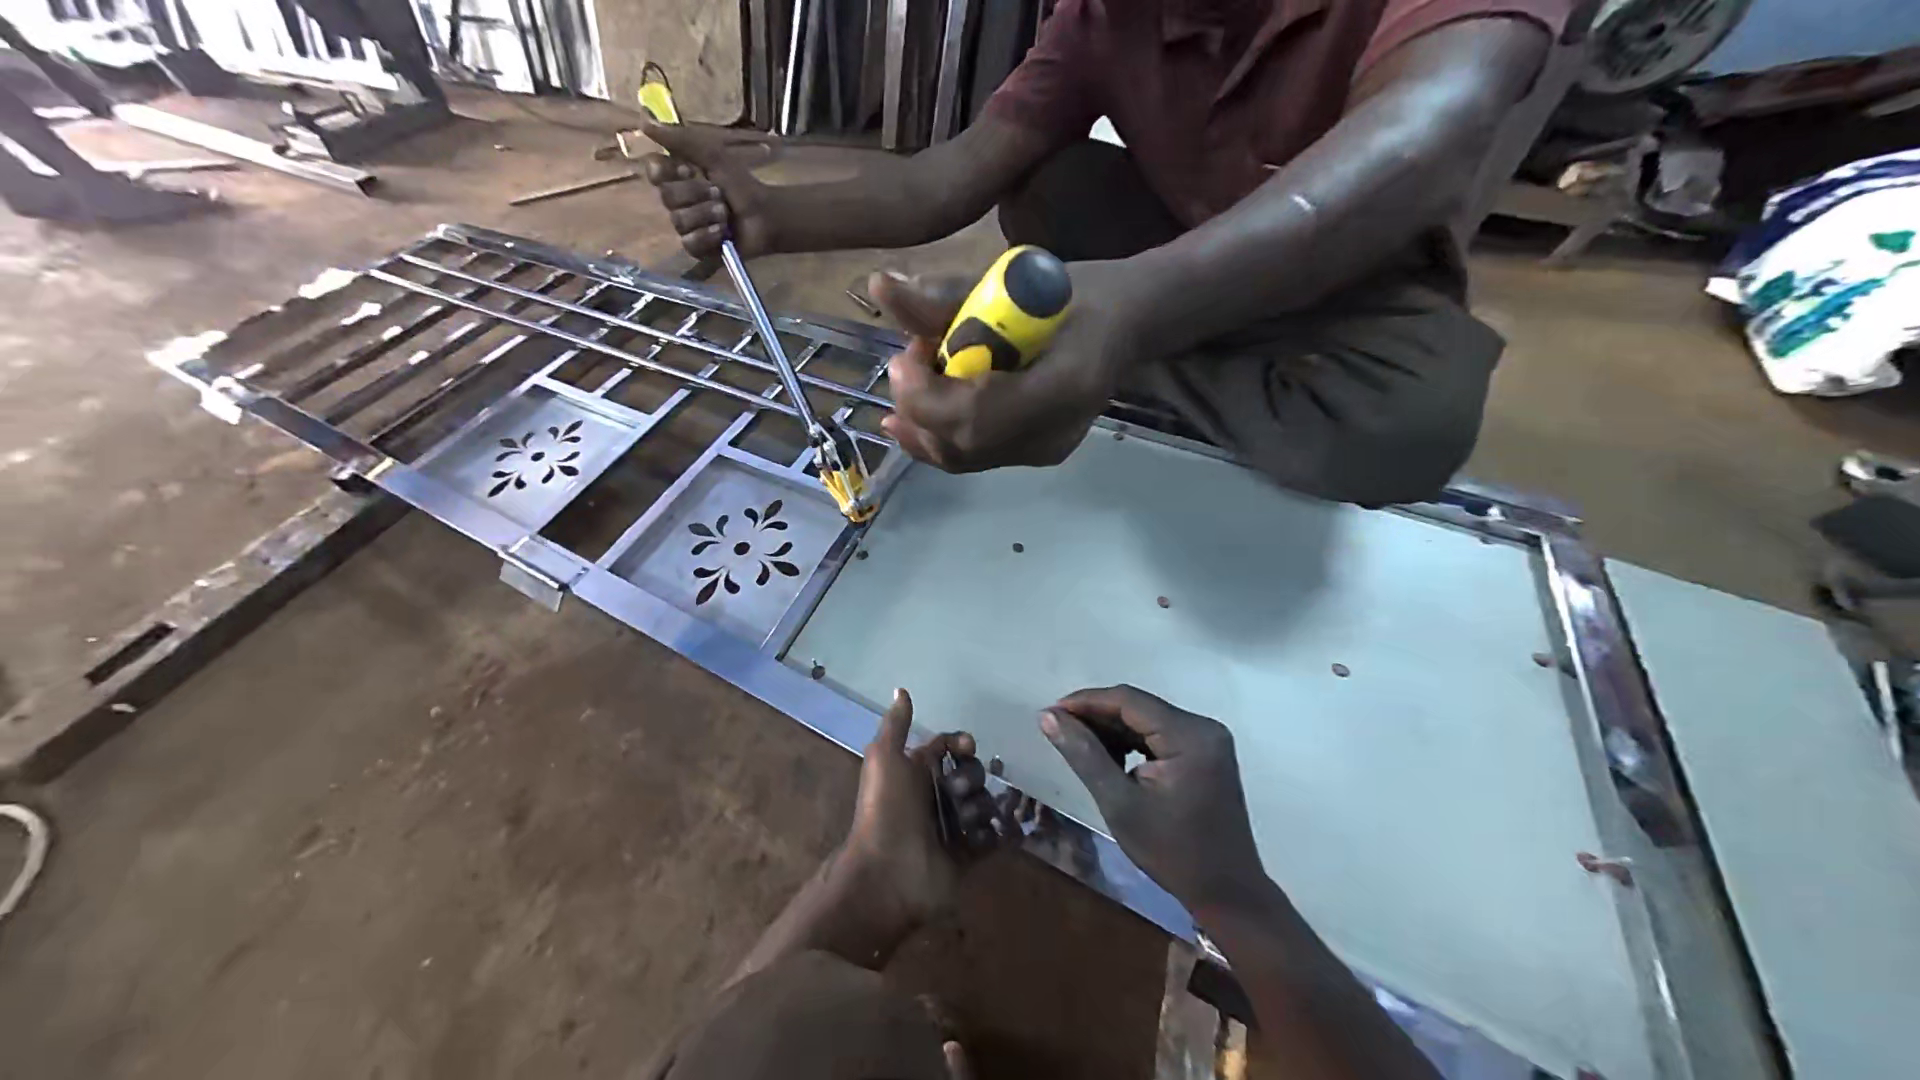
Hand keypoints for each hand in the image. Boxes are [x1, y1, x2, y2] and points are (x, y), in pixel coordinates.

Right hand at [638, 119, 780, 257]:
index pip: (654, 171)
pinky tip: (723, 232)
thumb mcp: (714, 156)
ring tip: (726, 213)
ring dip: (706, 214)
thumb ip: (680, 140)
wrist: (765, 215)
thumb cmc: (741, 185)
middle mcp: (677, 201)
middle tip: (719, 194)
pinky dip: (708, 236)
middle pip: (667, 197)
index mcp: (677, 177)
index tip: (690, 170)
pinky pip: (689, 243)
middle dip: (697, 194)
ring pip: (678, 221)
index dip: (670, 172)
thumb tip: (644, 120)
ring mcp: (687, 226)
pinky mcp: (698, 249)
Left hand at [842, 689, 1004, 930]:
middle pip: (972, 773)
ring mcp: (952, 828)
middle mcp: (935, 797)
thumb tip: (901, 689)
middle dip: (971, 778)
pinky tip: (981, 838)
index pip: (949, 748)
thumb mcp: (884, 758)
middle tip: (956, 793)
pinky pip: (993, 838)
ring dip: (979, 807)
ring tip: (964, 823)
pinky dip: (994, 835)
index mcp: (917, 772)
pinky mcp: (966, 856)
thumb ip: (896, 724)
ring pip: (984, 803)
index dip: (961, 744)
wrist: (887, 871)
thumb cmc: (886, 809)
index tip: (966, 747)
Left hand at [870, 261, 1141, 472]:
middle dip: (917, 406)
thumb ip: (947, 295)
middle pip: (963, 444)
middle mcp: (1054, 433)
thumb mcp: (1014, 282)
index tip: (905, 354)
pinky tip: (908, 418)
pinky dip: (934, 437)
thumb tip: (879, 286)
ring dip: (919, 424)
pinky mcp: (1033, 456)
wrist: (1124, 324)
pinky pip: (972, 458)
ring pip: (961, 458)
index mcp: (1064, 386)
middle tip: (907, 360)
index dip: (926, 395)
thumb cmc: (1076, 295)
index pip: (977, 416)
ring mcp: (1044, 452)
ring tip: (910, 381)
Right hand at [1040, 685, 1266, 909]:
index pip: (1129, 700)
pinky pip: (1159, 735)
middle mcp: (1203, 727)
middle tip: (1058, 731)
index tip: (1050, 714)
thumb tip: (1048, 717)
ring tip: (1077, 746)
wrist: (1226, 893)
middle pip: (1138, 707)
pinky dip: (1131, 742)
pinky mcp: (1204, 753)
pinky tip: (1108, 758)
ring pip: (1146, 720)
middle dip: (1096, 716)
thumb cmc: (1172, 852)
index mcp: (1189, 735)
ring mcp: (1206, 739)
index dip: (1086, 702)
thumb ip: (1084, 754)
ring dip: (1111, 729)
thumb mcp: (1119, 803)